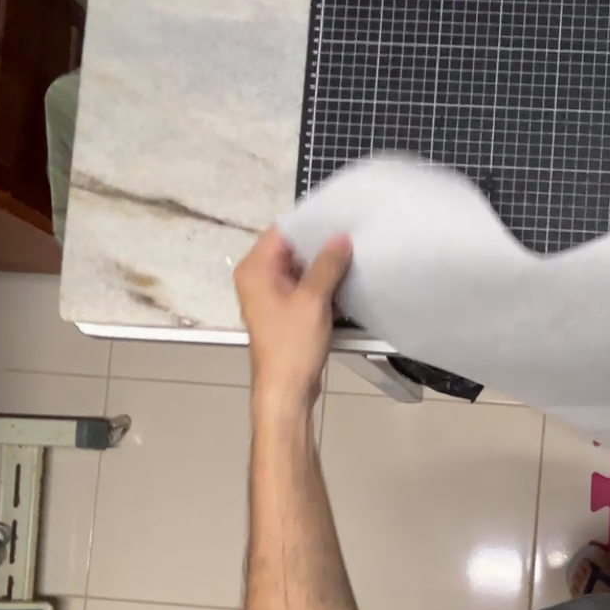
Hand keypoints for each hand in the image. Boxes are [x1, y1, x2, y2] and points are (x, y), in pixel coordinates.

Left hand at [234, 228, 352, 414]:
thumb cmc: (293, 345)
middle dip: (320, 248)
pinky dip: (322, 289)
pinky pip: (304, 292)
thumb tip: (341, 238)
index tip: (339, 220)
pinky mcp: (285, 315)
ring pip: (301, 272)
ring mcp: (271, 299)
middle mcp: (258, 280)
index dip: (310, 226)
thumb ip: (328, 265)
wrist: (287, 390)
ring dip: (324, 270)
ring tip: (353, 260)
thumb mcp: (313, 300)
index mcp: (255, 270)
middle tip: (351, 239)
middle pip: (291, 251)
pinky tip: (345, 288)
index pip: (282, 232)